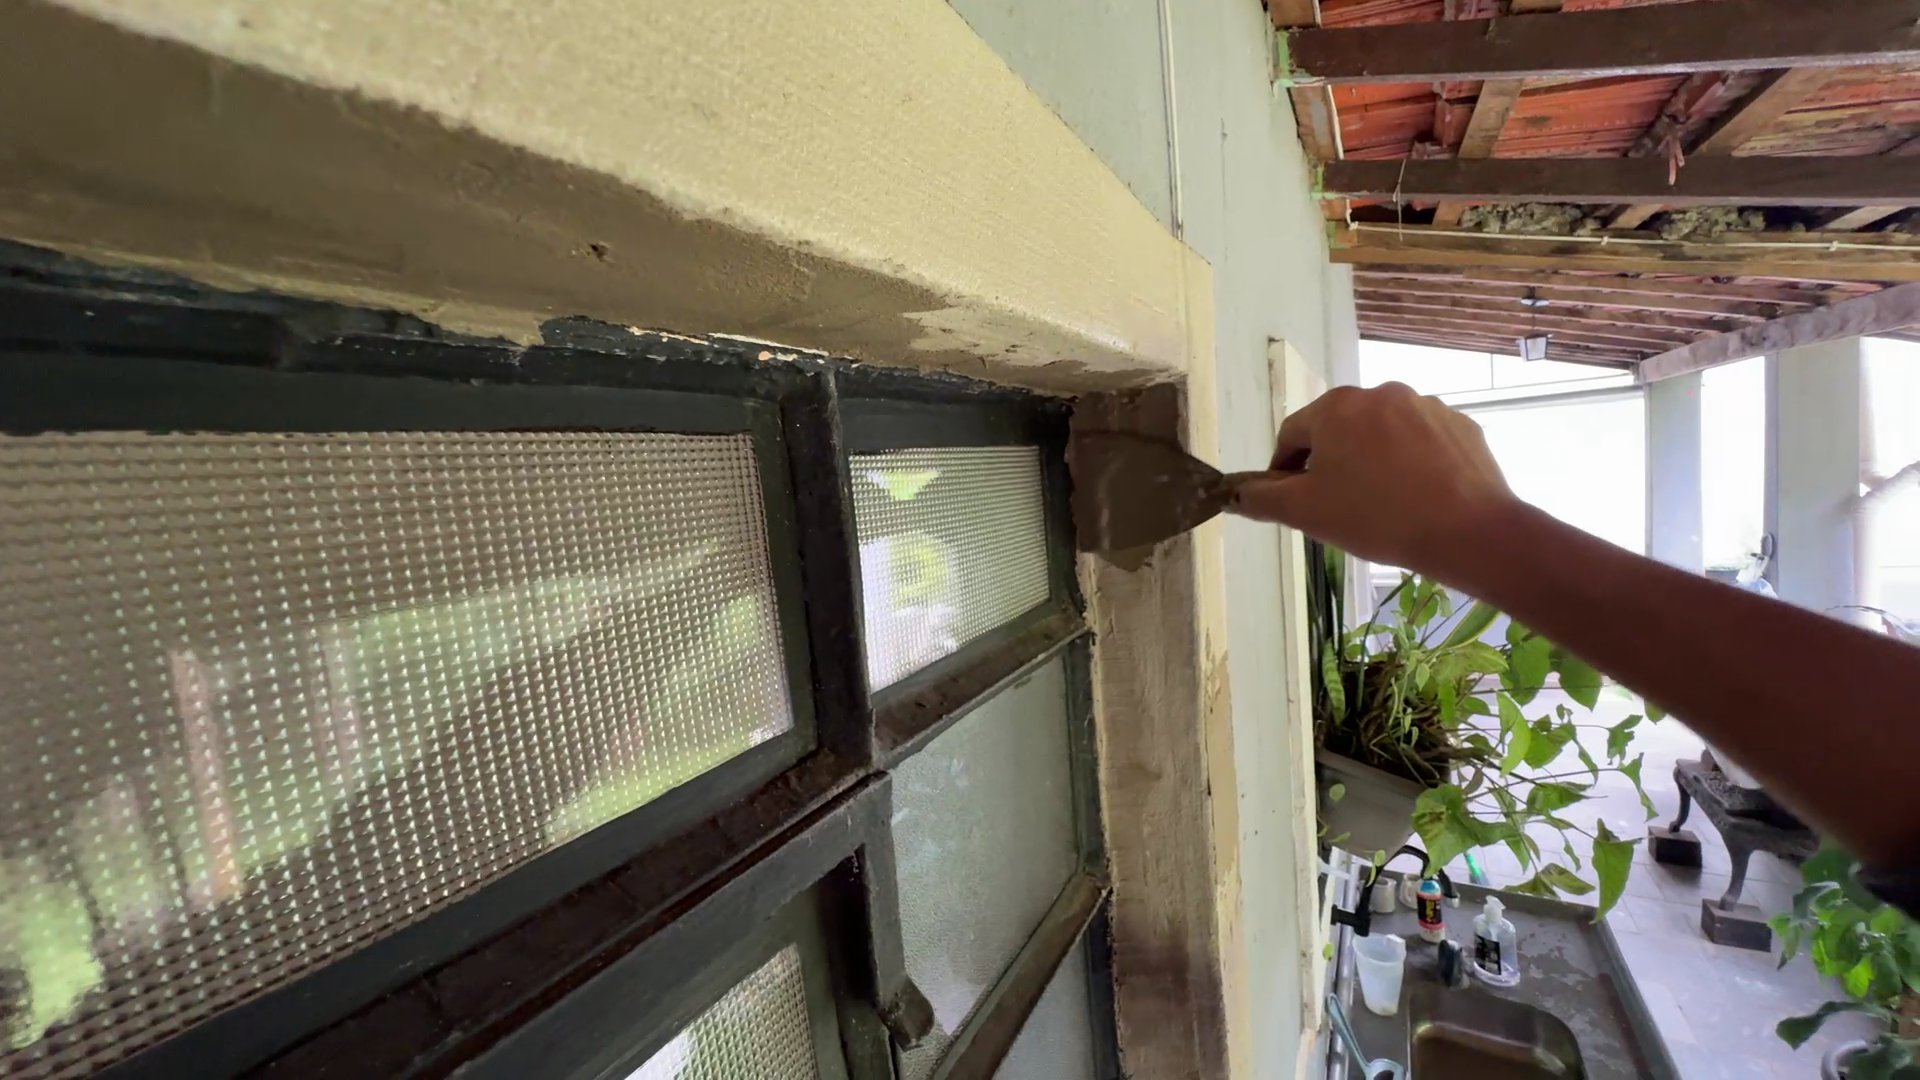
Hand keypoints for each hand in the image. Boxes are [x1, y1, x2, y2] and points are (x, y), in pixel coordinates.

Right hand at [1230, 383, 1520, 577]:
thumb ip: (1260, 499)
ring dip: (1368, 460)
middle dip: (1329, 463)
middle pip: (1336, 430)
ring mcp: (1425, 405)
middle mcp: (1380, 393)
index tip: (1291, 500)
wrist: (1468, 532)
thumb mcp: (1303, 512)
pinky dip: (1407, 462)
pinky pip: (1418, 441)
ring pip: (1377, 434)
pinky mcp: (1460, 425)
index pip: (1291, 436)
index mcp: (1336, 407)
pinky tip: (1412, 496)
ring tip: (1377, 502)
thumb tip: (1234, 494)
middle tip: (1335, 505)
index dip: (1282, 470)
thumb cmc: (1374, 516)